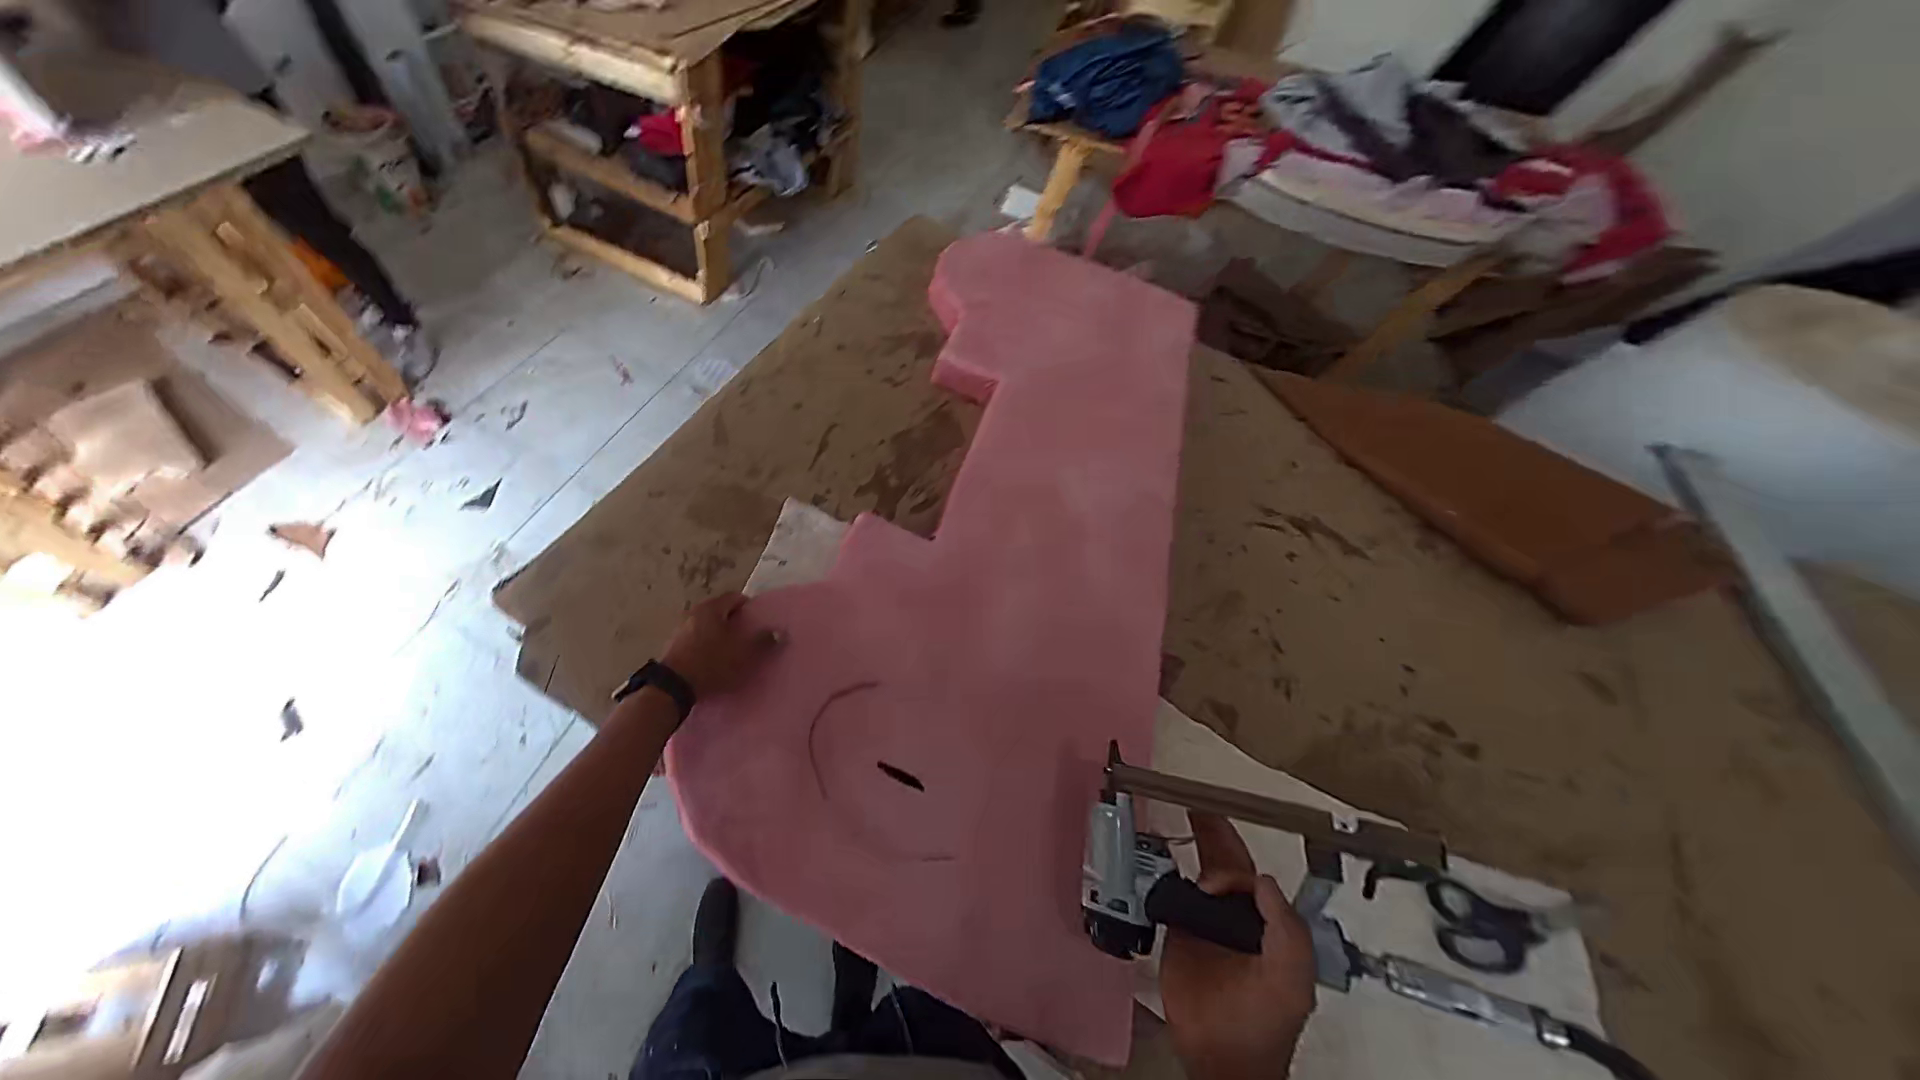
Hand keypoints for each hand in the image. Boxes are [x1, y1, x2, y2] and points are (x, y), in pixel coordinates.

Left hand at [659, 593, 779, 698]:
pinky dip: (706, 644)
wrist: (674, 687)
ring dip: (719, 633)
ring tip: (731, 650)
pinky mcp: (673, 645)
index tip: (758, 622)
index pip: (736, 597)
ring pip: (707, 625)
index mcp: (712, 608)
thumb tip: (779, 632)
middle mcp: (694, 612)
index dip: (750, 608)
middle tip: (747, 636)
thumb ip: (763, 641)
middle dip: (734, 621)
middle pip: (720, 611)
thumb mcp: (744, 653)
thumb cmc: (712, 663)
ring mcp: (681, 628)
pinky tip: (713, 660)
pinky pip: (696, 638)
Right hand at [1160, 812, 1317, 1079]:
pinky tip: (1148, 853)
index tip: (1210, 818)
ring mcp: (1203, 922)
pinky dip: (1160, 873)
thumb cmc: (1264, 1021)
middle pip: (1219, 861)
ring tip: (1169, 813)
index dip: (1231, 846)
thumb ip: (1286, 930)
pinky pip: (1169, 895)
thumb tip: (1262, 879)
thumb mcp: (1290, 979)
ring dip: (1185, 845)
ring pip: (1193, 873)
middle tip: (1189, 800)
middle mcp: (1234, 915)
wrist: (1221, 1059)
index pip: (1247, 871)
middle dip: (1208, 830)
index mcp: (1263, 921)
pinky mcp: (1177, 932)